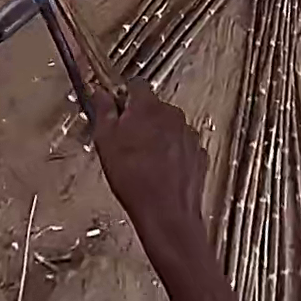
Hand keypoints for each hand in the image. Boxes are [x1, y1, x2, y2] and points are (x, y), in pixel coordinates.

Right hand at [88, 86, 210, 245]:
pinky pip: (182, 145)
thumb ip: (103, 109)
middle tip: (125, 139)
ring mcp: (188, 135)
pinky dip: (173, 153)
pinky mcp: (199, 155)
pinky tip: (160, 170)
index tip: (117, 109)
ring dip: (157, 135)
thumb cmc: (133, 177)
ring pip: (168, 126)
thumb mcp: (105, 139)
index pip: (136, 85)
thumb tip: (100, 92)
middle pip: (152, 106)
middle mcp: (172, 114)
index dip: (124, 96)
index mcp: (147, 106)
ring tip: (143, 160)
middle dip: (140, 118)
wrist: (166, 216)